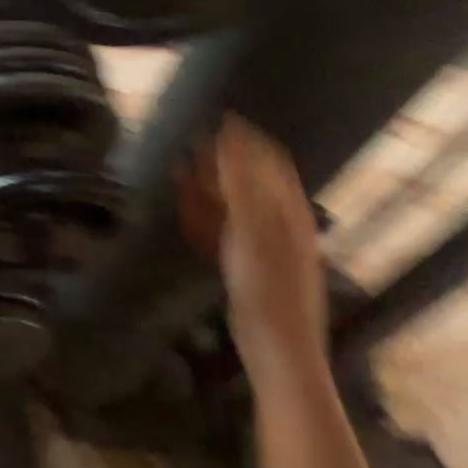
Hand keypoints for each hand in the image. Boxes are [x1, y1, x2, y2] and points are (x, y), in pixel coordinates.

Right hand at [178, 114, 325, 372]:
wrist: (276, 350)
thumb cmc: (268, 286)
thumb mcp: (254, 227)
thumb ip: (241, 180)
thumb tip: (231, 133)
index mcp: (288, 212)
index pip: (271, 161)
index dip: (248, 138)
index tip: (219, 118)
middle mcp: (278, 224)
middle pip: (249, 181)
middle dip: (221, 160)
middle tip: (191, 139)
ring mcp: (261, 247)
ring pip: (231, 206)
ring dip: (206, 186)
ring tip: (179, 167)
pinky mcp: (243, 268)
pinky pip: (220, 232)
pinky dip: (202, 216)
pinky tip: (182, 209)